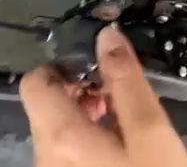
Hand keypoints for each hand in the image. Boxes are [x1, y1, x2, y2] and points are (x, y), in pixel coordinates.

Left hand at [20, 25, 186, 166]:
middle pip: (47, 108)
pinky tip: (123, 151)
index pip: (34, 83)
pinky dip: (88, 144)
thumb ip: (126, 79)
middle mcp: (44, 161)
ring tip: (127, 122)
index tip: (100, 67)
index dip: (64, 66)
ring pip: (58, 134)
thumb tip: (105, 33)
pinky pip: (66, 158)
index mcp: (58, 138)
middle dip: (83, 91)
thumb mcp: (151, 132)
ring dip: (87, 117)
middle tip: (123, 95)